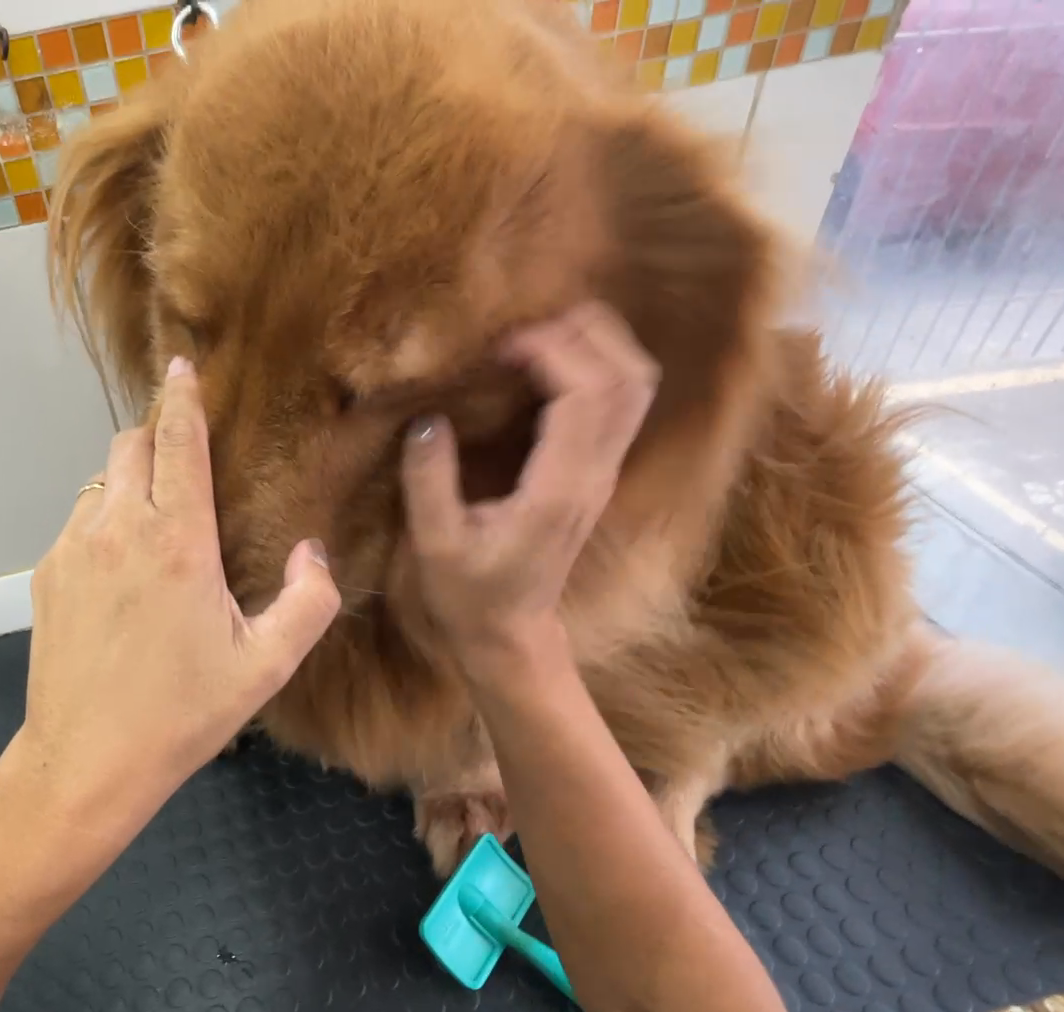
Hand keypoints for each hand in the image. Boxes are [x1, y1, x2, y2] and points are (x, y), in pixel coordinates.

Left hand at [21, 356, 341, 820]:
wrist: (86, 762)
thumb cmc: (182, 715)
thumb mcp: (266, 666)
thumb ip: (308, 600)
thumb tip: (312, 550)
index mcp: (178, 541)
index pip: (178, 442)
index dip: (183, 397)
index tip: (184, 366)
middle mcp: (119, 528)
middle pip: (130, 445)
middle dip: (156, 436)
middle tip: (183, 461)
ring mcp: (73, 548)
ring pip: (101, 483)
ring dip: (129, 483)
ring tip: (154, 525)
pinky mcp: (46, 574)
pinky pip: (78, 522)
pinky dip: (103, 523)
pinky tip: (120, 572)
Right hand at [401, 303, 658, 670]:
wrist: (511, 633)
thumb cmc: (469, 595)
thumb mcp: (436, 544)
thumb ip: (429, 481)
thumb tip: (428, 417)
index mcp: (558, 488)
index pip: (585, 395)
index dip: (552, 351)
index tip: (500, 345)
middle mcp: (594, 474)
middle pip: (628, 379)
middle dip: (585, 334)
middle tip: (524, 326)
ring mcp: (603, 473)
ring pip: (635, 388)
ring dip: (599, 346)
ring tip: (542, 335)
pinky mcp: (596, 474)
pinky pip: (618, 404)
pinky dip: (596, 367)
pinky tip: (550, 365)